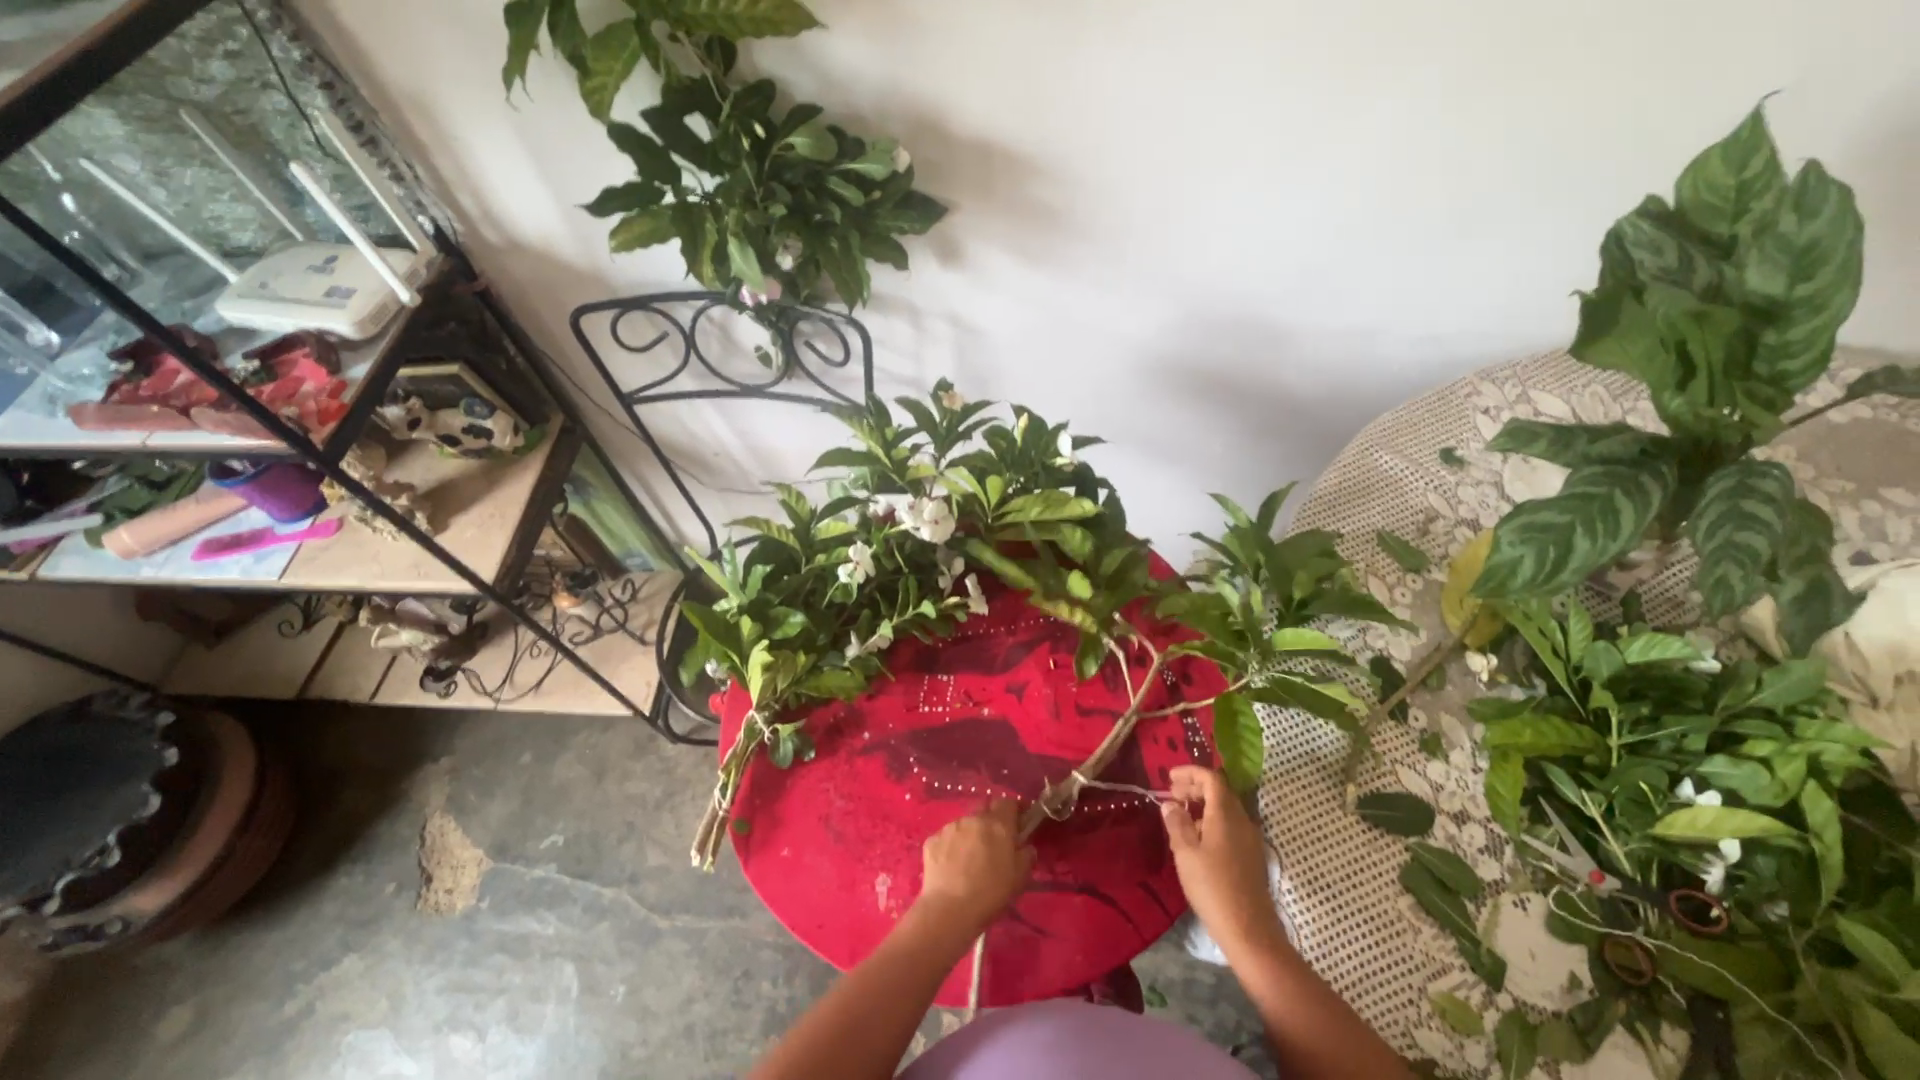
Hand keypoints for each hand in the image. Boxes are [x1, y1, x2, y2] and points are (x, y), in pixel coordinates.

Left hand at [916, 798, 1035, 931]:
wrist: (950, 909)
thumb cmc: (991, 893)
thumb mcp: (1020, 878)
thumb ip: (1026, 856)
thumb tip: (1024, 847)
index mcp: (998, 824)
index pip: (1008, 802)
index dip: (1014, 810)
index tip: (1018, 823)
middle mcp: (973, 819)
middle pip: (984, 808)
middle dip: (991, 819)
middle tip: (994, 841)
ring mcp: (949, 828)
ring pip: (964, 823)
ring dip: (970, 833)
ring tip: (970, 857)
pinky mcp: (932, 840)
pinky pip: (947, 837)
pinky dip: (952, 845)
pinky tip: (952, 865)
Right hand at [1161, 766, 1287, 954]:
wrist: (1248, 928)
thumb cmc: (1212, 887)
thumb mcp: (1185, 853)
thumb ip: (1177, 823)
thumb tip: (1170, 804)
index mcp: (1226, 814)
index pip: (1212, 778)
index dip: (1190, 773)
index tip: (1169, 778)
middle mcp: (1242, 820)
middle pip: (1220, 791)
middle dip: (1195, 788)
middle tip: (1172, 796)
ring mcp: (1250, 838)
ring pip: (1226, 809)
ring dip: (1203, 805)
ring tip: (1180, 817)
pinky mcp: (1252, 854)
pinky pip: (1231, 825)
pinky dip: (1213, 821)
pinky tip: (1198, 839)